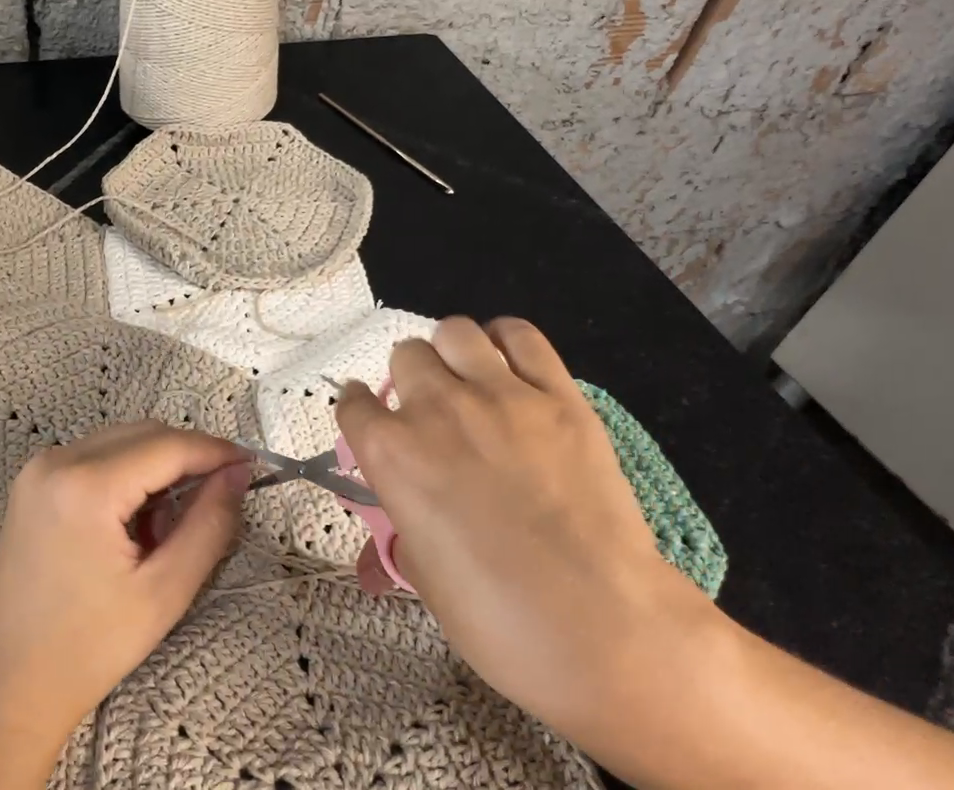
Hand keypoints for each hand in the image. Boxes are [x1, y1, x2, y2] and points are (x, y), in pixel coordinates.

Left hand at [0, 421, 249, 785]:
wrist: (8, 686)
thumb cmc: (89, 649)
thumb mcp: (165, 592)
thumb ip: (209, 524)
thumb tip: (238, 474)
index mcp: (85, 486)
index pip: (168, 445)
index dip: (216, 451)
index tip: (253, 467)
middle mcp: (55, 461)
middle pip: (144, 433)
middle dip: (187, 458)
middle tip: (217, 502)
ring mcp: (37, 470)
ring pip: (120, 441)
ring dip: (157, 468)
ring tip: (167, 529)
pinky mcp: (31, 484)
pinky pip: (95, 457)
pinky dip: (126, 476)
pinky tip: (134, 526)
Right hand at [334, 317, 717, 734]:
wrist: (599, 623)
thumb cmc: (496, 616)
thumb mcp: (426, 578)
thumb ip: (403, 537)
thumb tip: (390, 544)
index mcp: (392, 453)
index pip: (354, 403)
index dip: (360, 409)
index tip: (371, 420)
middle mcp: (437, 408)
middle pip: (406, 354)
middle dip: (409, 378)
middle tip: (430, 410)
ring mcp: (501, 395)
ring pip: (456, 331)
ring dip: (452, 352)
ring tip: (468, 380)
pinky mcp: (559, 395)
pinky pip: (522, 336)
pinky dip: (506, 342)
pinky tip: (510, 366)